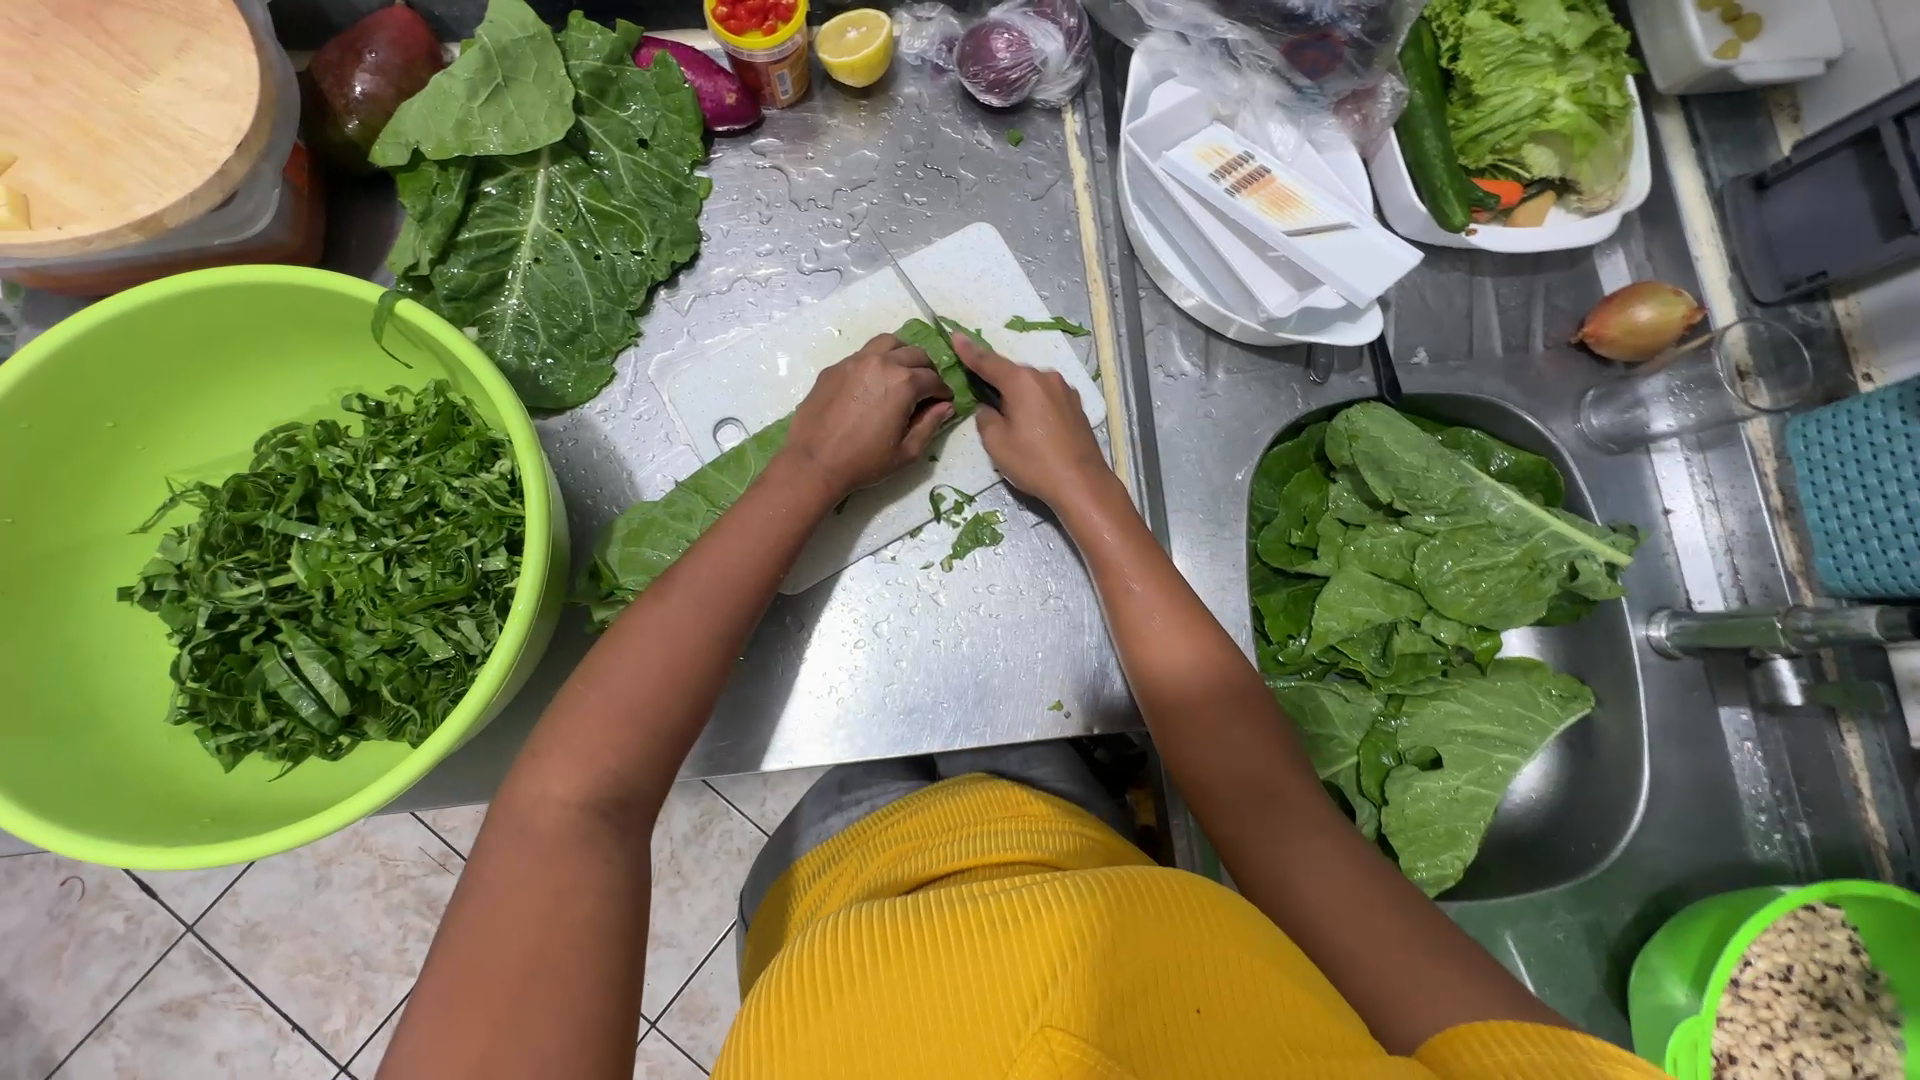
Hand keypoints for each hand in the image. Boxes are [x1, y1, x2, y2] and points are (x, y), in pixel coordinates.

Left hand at [779, 333, 954, 499]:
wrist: (814, 462)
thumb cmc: (864, 462)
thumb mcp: (907, 452)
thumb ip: (930, 425)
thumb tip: (945, 406)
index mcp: (904, 383)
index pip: (933, 379)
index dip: (943, 391)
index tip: (943, 401)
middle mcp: (881, 363)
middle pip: (915, 354)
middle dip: (927, 369)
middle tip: (926, 388)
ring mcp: (854, 362)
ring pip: (887, 344)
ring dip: (902, 354)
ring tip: (901, 373)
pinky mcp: (834, 368)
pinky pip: (862, 355)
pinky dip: (876, 362)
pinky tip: (872, 383)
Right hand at [957, 336, 1111, 510]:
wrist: (1081, 482)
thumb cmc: (1034, 462)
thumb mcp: (996, 443)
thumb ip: (985, 417)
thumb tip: (988, 408)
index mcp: (1022, 382)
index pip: (988, 362)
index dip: (969, 351)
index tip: (956, 336)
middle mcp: (1045, 377)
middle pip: (1012, 374)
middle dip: (998, 384)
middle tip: (986, 404)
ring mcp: (1064, 390)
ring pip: (1031, 386)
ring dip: (1019, 397)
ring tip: (1014, 424)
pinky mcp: (1076, 405)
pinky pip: (1047, 397)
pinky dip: (1035, 405)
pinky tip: (1034, 427)